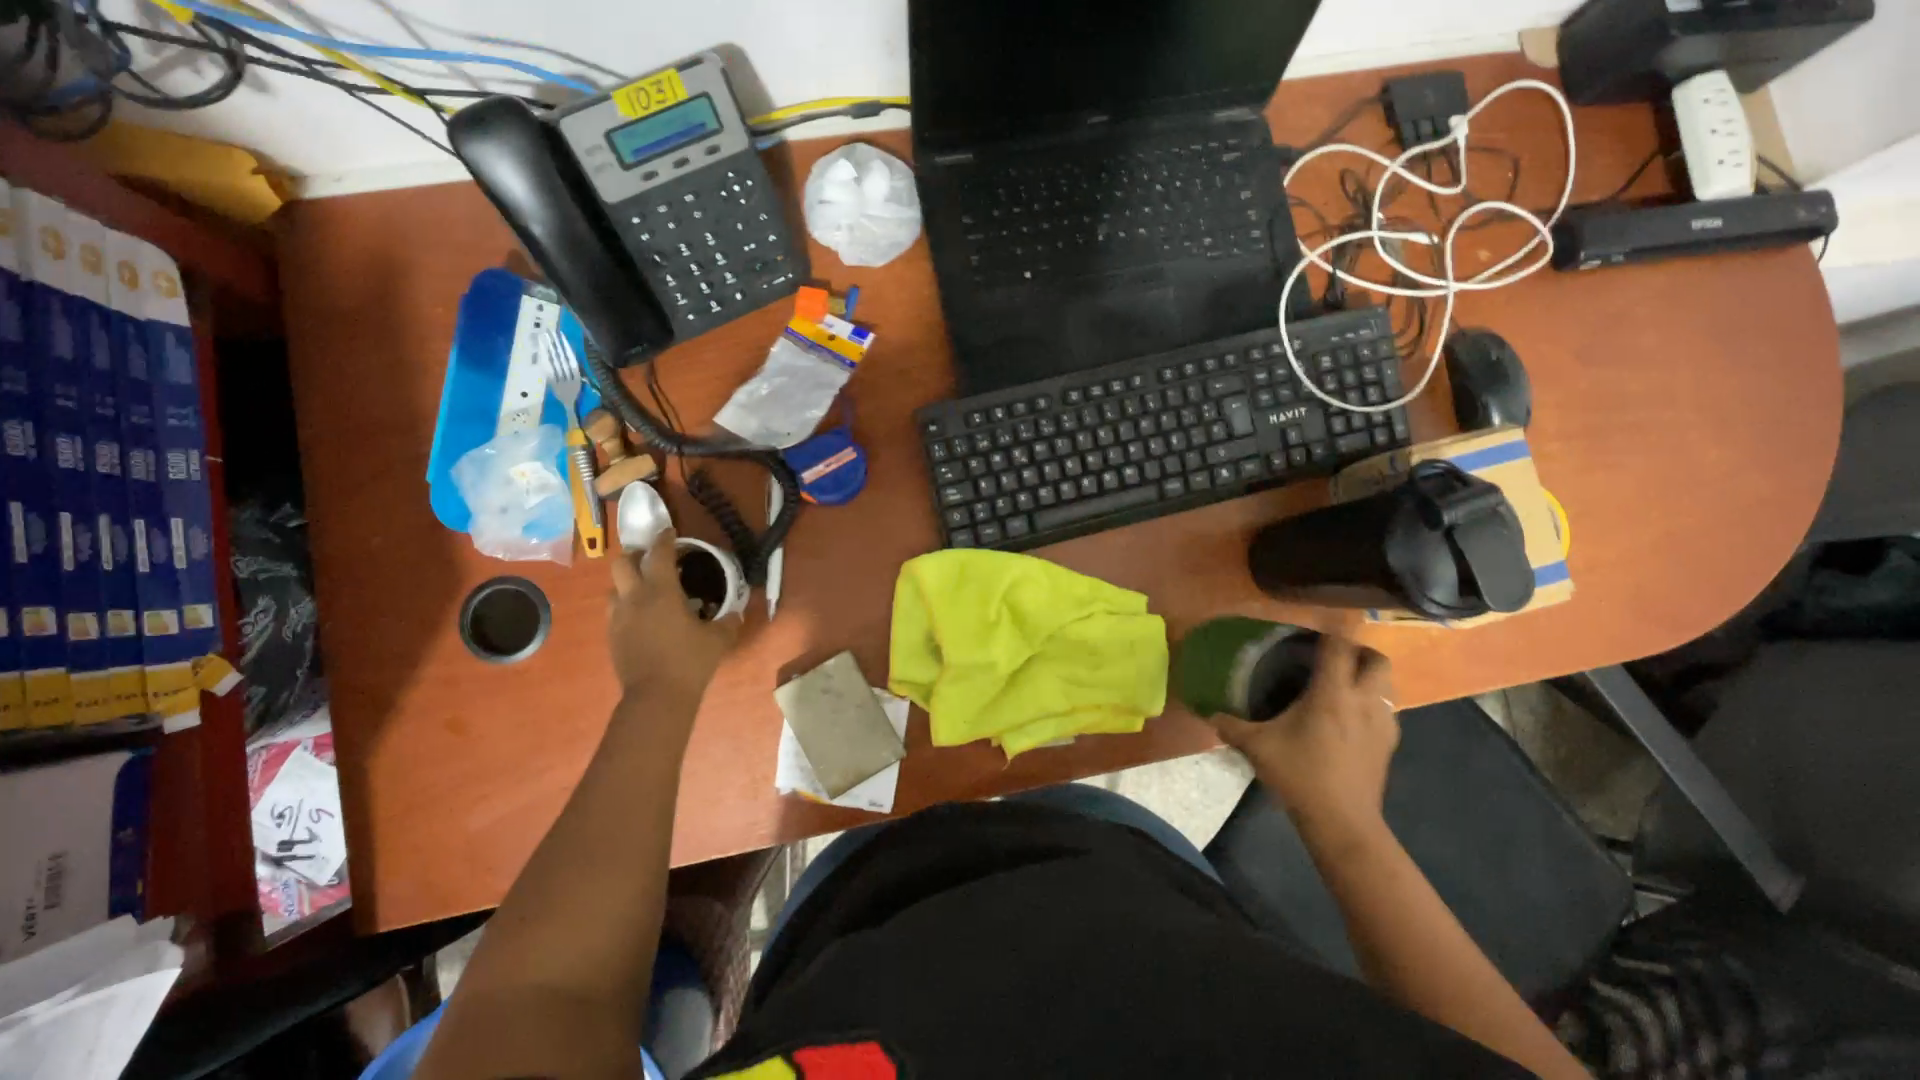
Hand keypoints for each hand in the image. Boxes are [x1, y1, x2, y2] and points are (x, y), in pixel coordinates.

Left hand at [608, 530, 740, 707]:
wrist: (656, 697)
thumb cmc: (690, 662)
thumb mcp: (718, 640)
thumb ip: (728, 622)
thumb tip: (735, 614)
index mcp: (661, 591)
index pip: (659, 553)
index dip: (664, 539)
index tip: (671, 533)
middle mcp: (634, 597)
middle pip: (623, 562)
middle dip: (636, 555)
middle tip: (651, 559)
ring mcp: (618, 617)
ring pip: (614, 587)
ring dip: (627, 582)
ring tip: (644, 590)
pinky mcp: (611, 636)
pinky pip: (614, 611)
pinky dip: (625, 606)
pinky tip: (640, 618)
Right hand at [1209, 634, 1397, 838]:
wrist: (1341, 821)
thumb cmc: (1300, 775)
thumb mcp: (1258, 747)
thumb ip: (1231, 726)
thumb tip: (1211, 713)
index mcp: (1332, 693)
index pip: (1339, 646)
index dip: (1329, 631)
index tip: (1312, 631)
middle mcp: (1363, 700)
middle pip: (1376, 658)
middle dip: (1358, 651)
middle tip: (1334, 658)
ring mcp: (1382, 722)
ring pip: (1386, 684)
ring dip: (1369, 677)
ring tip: (1343, 686)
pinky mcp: (1389, 743)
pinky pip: (1386, 710)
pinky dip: (1372, 704)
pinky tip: (1351, 720)